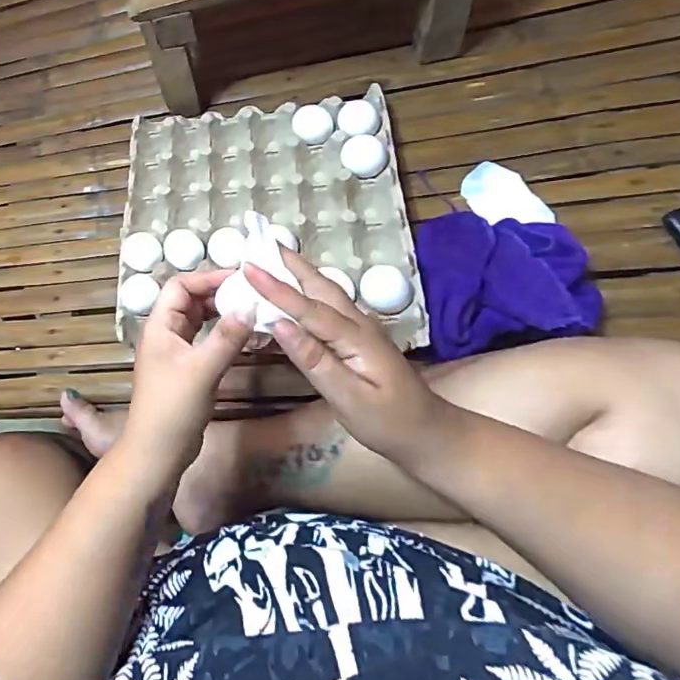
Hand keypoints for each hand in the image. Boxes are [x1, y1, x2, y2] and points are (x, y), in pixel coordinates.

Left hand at [116, 269, 253, 487]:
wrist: (157, 453)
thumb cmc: (172, 407)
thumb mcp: (202, 369)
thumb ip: (227, 337)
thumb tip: (251, 304)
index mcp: (159, 325)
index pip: (180, 286)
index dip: (207, 278)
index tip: (239, 278)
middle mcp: (165, 333)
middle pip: (190, 300)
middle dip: (217, 293)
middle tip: (251, 292)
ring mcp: (175, 352)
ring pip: (199, 320)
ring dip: (221, 312)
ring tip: (251, 308)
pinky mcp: (187, 369)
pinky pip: (205, 340)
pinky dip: (223, 334)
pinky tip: (244, 335)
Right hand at [245, 248, 454, 462]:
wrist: (430, 434)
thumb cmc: (388, 422)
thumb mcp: (348, 398)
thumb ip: (314, 360)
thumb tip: (279, 324)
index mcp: (354, 337)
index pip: (307, 307)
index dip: (275, 287)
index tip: (249, 266)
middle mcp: (357, 324)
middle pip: (319, 287)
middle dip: (289, 264)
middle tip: (260, 244)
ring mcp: (360, 328)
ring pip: (325, 292)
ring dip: (298, 272)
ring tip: (273, 257)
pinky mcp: (358, 337)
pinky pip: (327, 306)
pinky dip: (306, 291)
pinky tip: (295, 292)